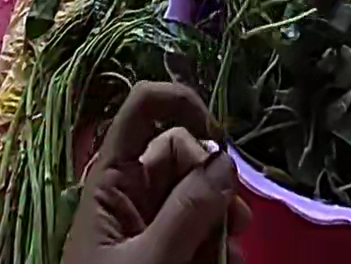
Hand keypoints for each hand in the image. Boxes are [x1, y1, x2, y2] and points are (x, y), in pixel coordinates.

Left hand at [62, 82, 250, 263]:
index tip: (219, 135)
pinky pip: (199, 230)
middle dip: (213, 179)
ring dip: (221, 218)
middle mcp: (132, 189)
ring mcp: (149, 222)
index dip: (180, 101)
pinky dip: (217, 243)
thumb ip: (187, 212)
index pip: (142, 108)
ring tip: (236, 255)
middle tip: (237, 222)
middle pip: (181, 153)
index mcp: (113, 176)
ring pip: (197, 193)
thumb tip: (226, 160)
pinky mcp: (166, 252)